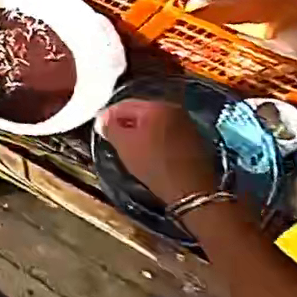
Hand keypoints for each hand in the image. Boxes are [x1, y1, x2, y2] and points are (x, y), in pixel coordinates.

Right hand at [96, 99, 220, 205]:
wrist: (191, 190)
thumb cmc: (153, 163)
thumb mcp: (123, 144)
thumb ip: (109, 126)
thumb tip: (103, 119)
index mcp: (156, 107)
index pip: (123, 105)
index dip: (108, 116)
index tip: (100, 128)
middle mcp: (174, 110)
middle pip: (141, 112)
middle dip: (125, 123)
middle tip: (114, 137)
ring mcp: (188, 124)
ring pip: (155, 122)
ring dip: (141, 131)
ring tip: (131, 145)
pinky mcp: (196, 139)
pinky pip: (167, 131)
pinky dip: (155, 137)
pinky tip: (149, 150)